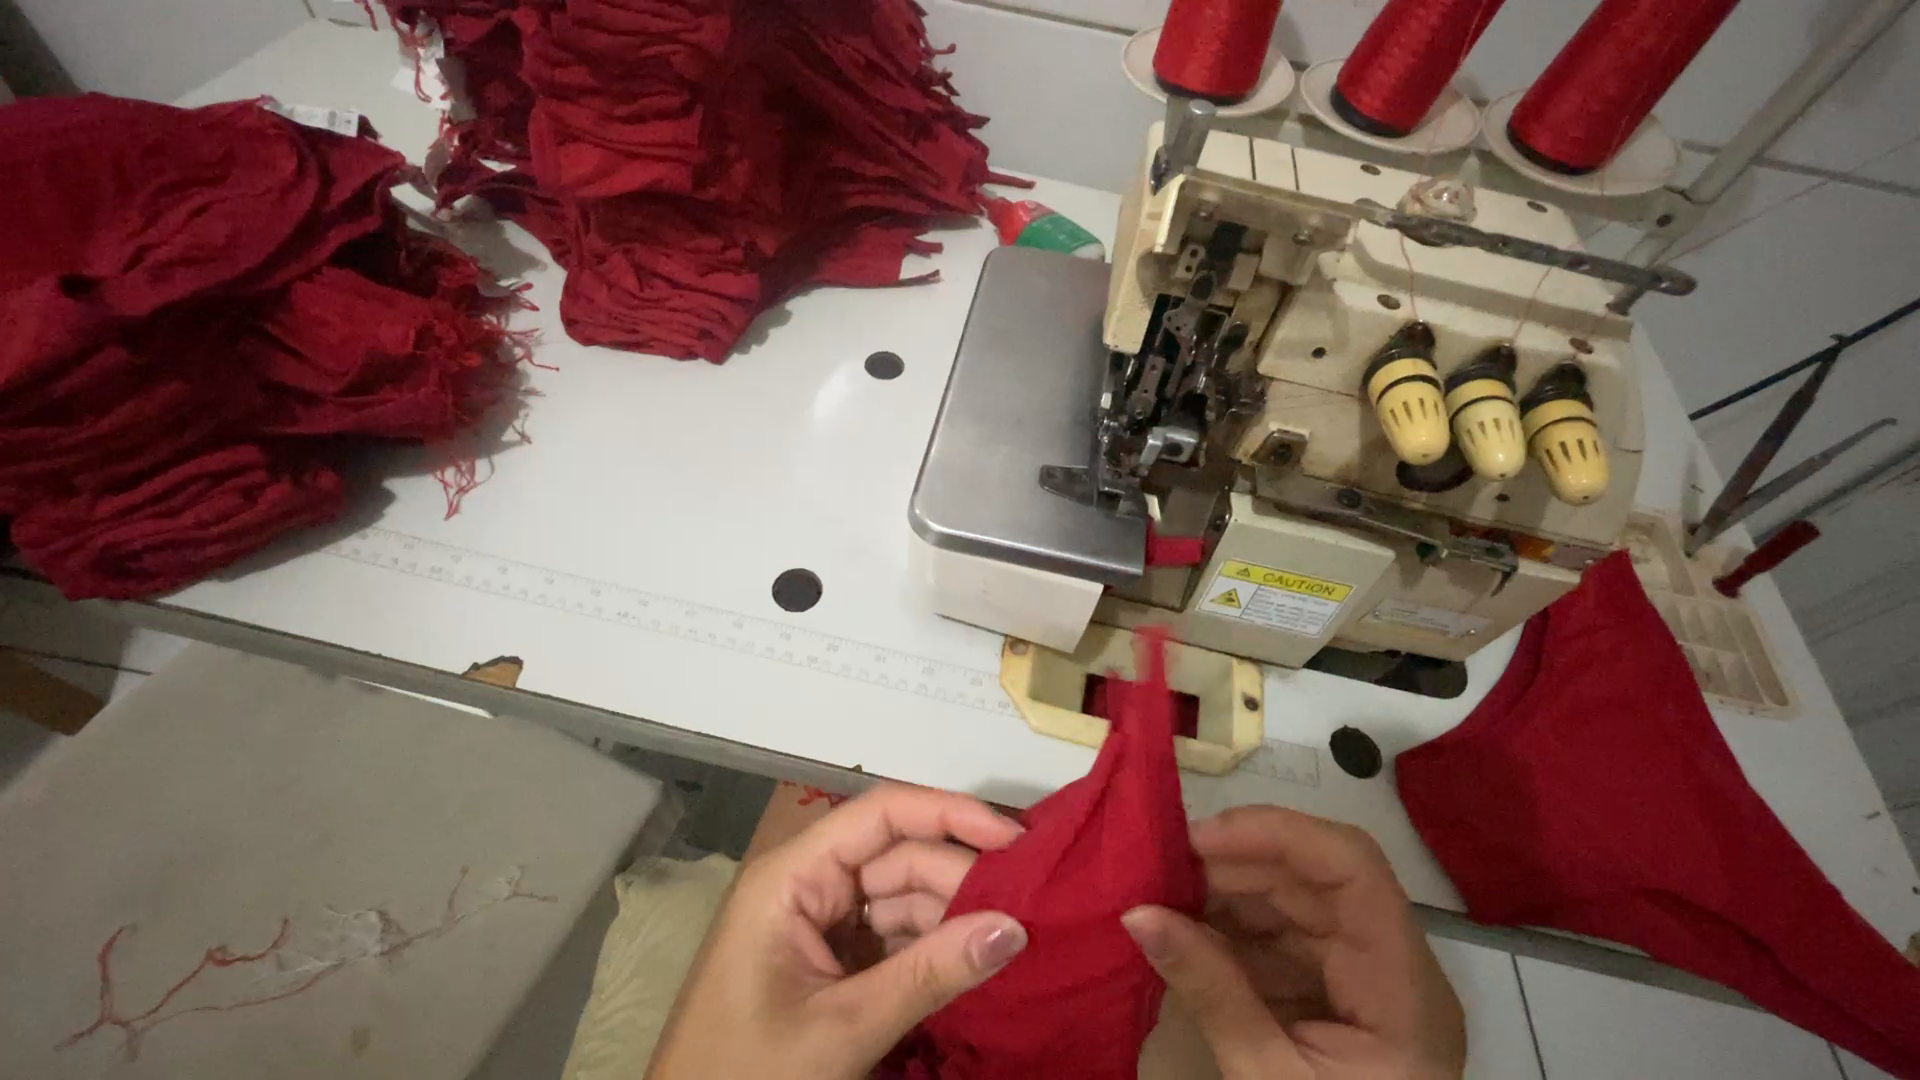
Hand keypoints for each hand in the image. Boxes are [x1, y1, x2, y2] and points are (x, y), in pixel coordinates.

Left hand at [647, 785, 1028, 1079]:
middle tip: (1028, 898)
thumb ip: (930, 974)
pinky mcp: (834, 958)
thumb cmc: (747, 1074)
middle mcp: (809, 882)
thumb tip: (1015, 927)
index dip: (949, 814)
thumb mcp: (842, 1028)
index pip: (881, 815)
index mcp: (794, 875)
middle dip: (960, 873)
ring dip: (954, 910)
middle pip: (898, 855)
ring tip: (1015, 927)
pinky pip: (894, 933)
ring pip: (902, 895)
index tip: (1013, 837)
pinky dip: (934, 943)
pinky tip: (977, 953)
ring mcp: (822, 921)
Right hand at [1123, 806, 1464, 1078]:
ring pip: (1291, 895)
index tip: (1198, 840)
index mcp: (1402, 989)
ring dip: (1222, 887)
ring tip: (1160, 892)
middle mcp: (1389, 962)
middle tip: (1158, 866)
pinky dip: (1226, 920)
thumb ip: (1210, 993)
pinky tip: (1182, 922)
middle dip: (1232, 861)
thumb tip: (1136, 913)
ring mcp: (1359, 972)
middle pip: (1315, 875)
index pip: (1353, 868)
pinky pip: (1277, 929)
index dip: (1276, 834)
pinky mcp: (1329, 984)